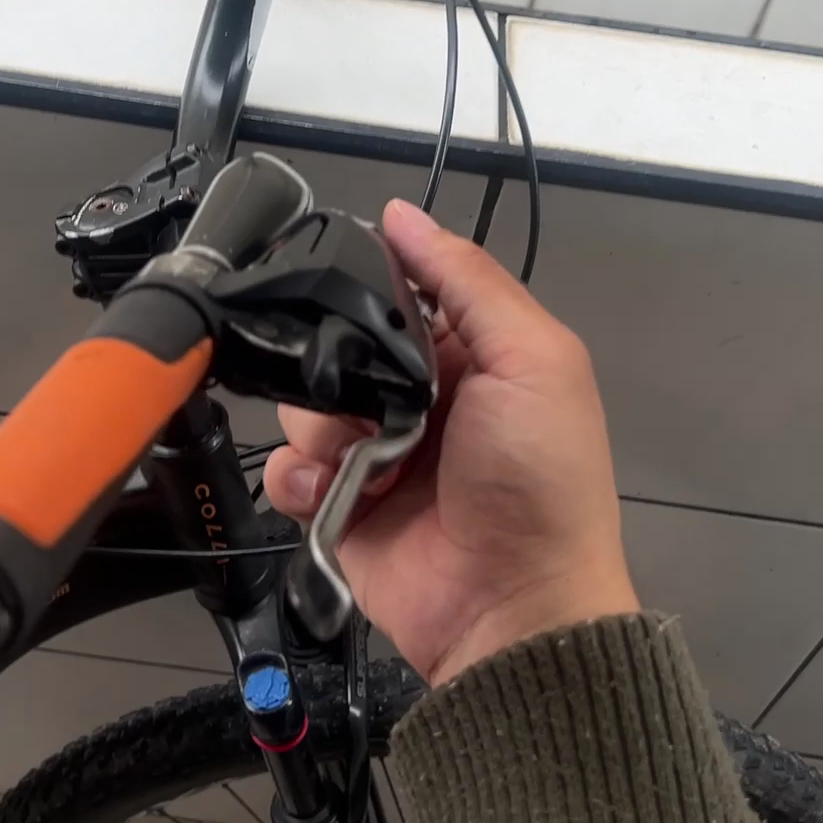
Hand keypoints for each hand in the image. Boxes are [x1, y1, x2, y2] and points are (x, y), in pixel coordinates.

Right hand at [265, 200, 638, 685]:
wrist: (510, 607)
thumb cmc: (536, 476)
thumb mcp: (530, 361)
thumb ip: (467, 282)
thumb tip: (401, 214)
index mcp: (460, 356)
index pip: (393, 295)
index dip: (361, 284)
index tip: (325, 278)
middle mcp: (410, 399)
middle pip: (335, 350)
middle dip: (333, 366)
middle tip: (366, 401)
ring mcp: (369, 453)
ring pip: (304, 407)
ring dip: (322, 429)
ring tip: (359, 460)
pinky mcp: (334, 503)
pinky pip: (286, 468)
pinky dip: (298, 478)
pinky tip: (331, 494)